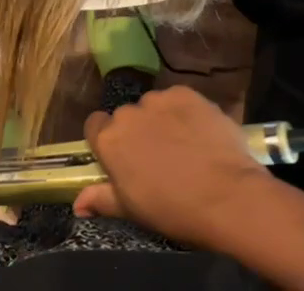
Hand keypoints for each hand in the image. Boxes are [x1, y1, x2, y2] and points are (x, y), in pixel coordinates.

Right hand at [73, 86, 272, 247]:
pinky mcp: (186, 93)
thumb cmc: (174, 210)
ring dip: (161, 121)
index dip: (107, 141)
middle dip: (138, 133)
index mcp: (109, 140)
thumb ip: (101, 199)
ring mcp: (158, 100)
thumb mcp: (132, 211)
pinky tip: (200, 133)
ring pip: (153, 107)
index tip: (123, 157)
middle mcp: (128, 114)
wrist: (227, 196)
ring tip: (184, 146)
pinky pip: (178, 99)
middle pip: (126, 118)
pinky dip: (185, 112)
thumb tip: (77, 203)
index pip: (95, 127)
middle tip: (158, 158)